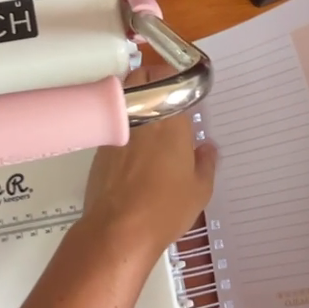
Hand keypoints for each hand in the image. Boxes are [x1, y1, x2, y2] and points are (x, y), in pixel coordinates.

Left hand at [83, 73, 216, 255]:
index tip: (182, 92)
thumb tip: (207, 148)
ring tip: (148, 118)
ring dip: (136, 100)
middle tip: (163, 96)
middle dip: (152, 80)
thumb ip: (206, 163)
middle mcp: (142, 116)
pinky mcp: (101, 146)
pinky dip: (123, 124)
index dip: (176, 81)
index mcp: (171, 120)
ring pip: (125, 98)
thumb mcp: (200, 189)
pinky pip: (114, 123)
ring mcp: (118, 130)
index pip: (171, 80)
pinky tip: (132, 145)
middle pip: (141, 78)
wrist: (119, 229)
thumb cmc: (165, 208)